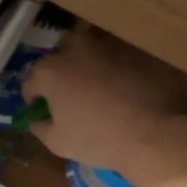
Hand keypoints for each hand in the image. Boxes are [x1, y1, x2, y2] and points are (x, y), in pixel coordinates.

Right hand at [20, 29, 186, 171]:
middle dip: (61, 72)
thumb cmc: (98, 139)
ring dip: (91, 65)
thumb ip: (40, 127)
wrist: (155, 133)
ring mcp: (112, 44)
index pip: (32, 81)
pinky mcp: (141, 47)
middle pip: (61, 56)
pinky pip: (123, 56)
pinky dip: (121, 67)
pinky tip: (128, 87)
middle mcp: (78, 48)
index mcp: (51, 70)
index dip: (33, 97)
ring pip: (93, 50)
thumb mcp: (57, 143)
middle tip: (70, 94)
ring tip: (100, 86)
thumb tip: (38, 120)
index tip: (40, 109)